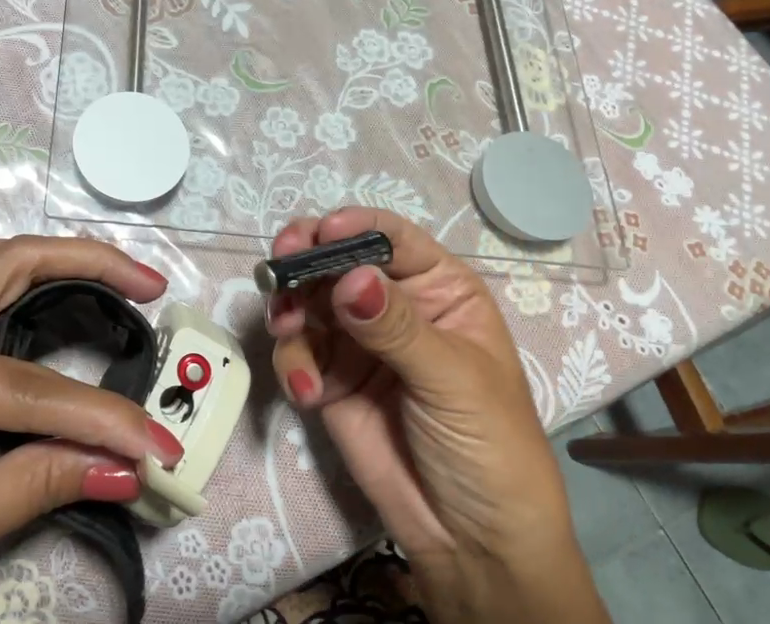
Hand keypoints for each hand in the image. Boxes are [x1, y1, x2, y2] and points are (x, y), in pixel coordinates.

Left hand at [0, 236, 186, 623]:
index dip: (97, 416)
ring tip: (125, 279)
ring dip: (62, 261)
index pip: (23, 388)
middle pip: (8, 264)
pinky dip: (38, 282)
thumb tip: (127, 467)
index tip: (157, 445)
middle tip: (151, 284)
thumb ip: (37, 485)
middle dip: (85, 262)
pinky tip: (73, 298)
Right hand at [266, 208, 606, 622]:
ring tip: (285, 333)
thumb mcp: (454, 381)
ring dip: (289, 310)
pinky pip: (296, 352)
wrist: (472, 542)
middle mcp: (393, 306)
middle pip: (337, 261)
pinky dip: (291, 362)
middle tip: (279, 268)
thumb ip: (398, 328)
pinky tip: (306, 391)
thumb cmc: (491, 447)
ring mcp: (357, 343)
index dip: (355, 228)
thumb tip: (348, 278)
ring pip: (307, 301)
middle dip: (304, 260)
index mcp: (439, 291)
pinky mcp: (329, 379)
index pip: (393, 240)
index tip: (320, 234)